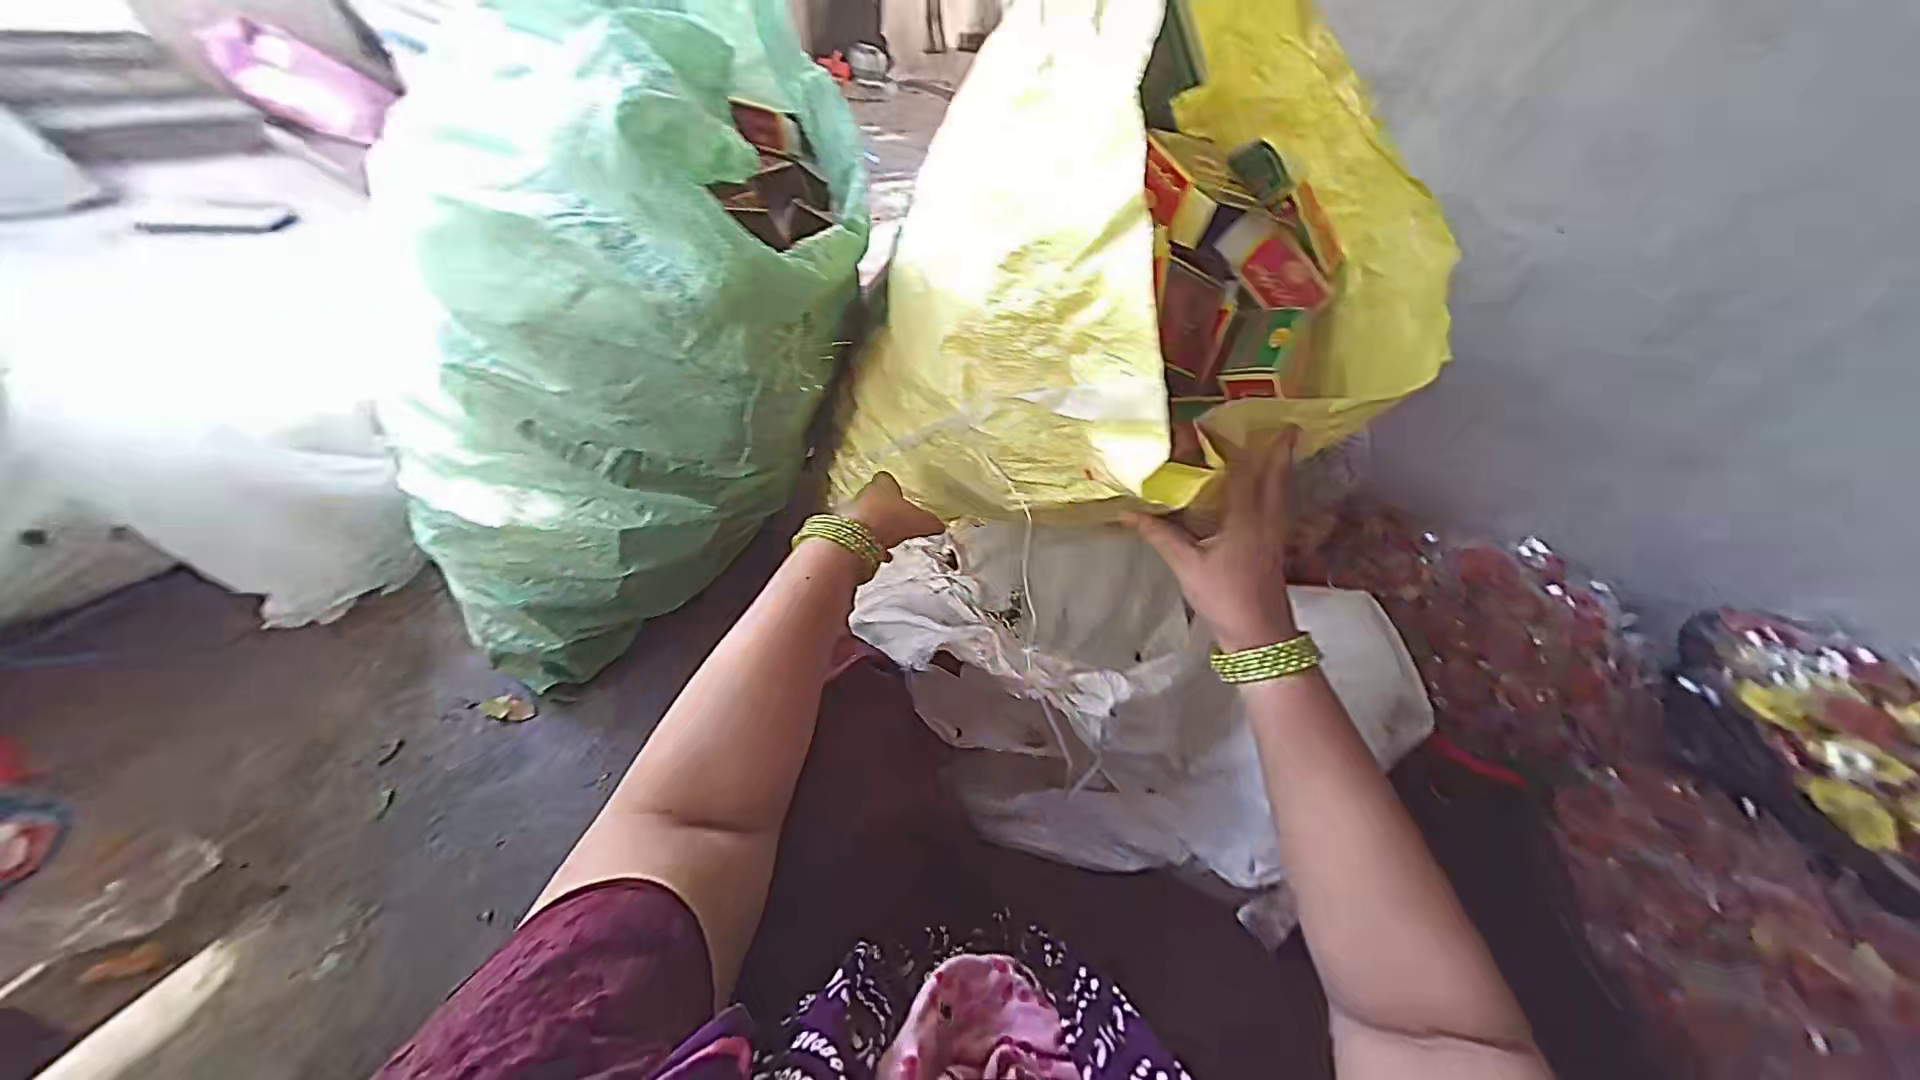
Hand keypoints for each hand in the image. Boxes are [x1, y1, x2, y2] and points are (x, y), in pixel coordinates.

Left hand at [844, 472, 942, 550]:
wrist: (859, 541)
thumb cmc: (890, 521)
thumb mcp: (919, 522)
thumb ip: (930, 522)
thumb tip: (940, 525)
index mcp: (882, 485)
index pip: (886, 479)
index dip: (894, 487)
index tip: (901, 495)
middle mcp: (865, 495)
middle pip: (875, 497)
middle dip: (886, 508)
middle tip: (899, 519)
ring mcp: (853, 513)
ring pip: (867, 517)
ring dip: (878, 526)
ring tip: (891, 538)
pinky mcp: (846, 532)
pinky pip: (862, 536)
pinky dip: (872, 544)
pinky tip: (882, 554)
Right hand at [1124, 428, 1298, 651]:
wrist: (1260, 635)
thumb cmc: (1223, 598)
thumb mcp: (1186, 565)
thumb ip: (1160, 535)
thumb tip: (1128, 513)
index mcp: (1246, 520)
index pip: (1240, 472)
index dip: (1227, 447)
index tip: (1213, 428)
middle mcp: (1267, 521)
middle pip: (1277, 477)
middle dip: (1279, 451)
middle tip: (1283, 426)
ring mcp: (1276, 535)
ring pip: (1283, 492)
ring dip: (1281, 468)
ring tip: (1281, 450)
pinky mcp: (1275, 548)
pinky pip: (1279, 507)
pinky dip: (1277, 490)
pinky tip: (1269, 493)